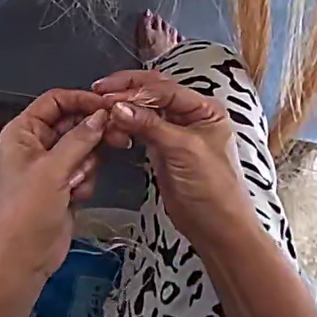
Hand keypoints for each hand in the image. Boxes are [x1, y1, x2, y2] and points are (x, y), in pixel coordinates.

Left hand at [0, 89, 110, 290]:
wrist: (22, 262)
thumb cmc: (26, 214)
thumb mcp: (53, 171)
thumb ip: (80, 139)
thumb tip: (102, 115)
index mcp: (23, 132)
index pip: (56, 101)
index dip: (82, 100)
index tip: (109, 106)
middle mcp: (36, 143)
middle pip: (74, 121)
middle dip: (92, 134)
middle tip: (116, 138)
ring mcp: (51, 164)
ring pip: (84, 145)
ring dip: (88, 162)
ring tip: (79, 182)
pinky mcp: (65, 183)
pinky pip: (86, 167)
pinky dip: (87, 179)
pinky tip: (77, 196)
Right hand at [91, 71, 254, 249]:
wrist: (216, 228)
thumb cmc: (214, 188)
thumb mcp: (183, 149)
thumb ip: (151, 125)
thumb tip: (119, 107)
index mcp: (204, 109)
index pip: (165, 89)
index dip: (136, 89)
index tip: (110, 94)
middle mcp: (191, 116)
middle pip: (154, 93)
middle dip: (127, 91)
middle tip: (100, 91)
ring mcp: (175, 132)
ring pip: (145, 111)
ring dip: (124, 109)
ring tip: (102, 111)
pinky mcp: (162, 149)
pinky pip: (140, 129)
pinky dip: (125, 127)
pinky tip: (113, 128)